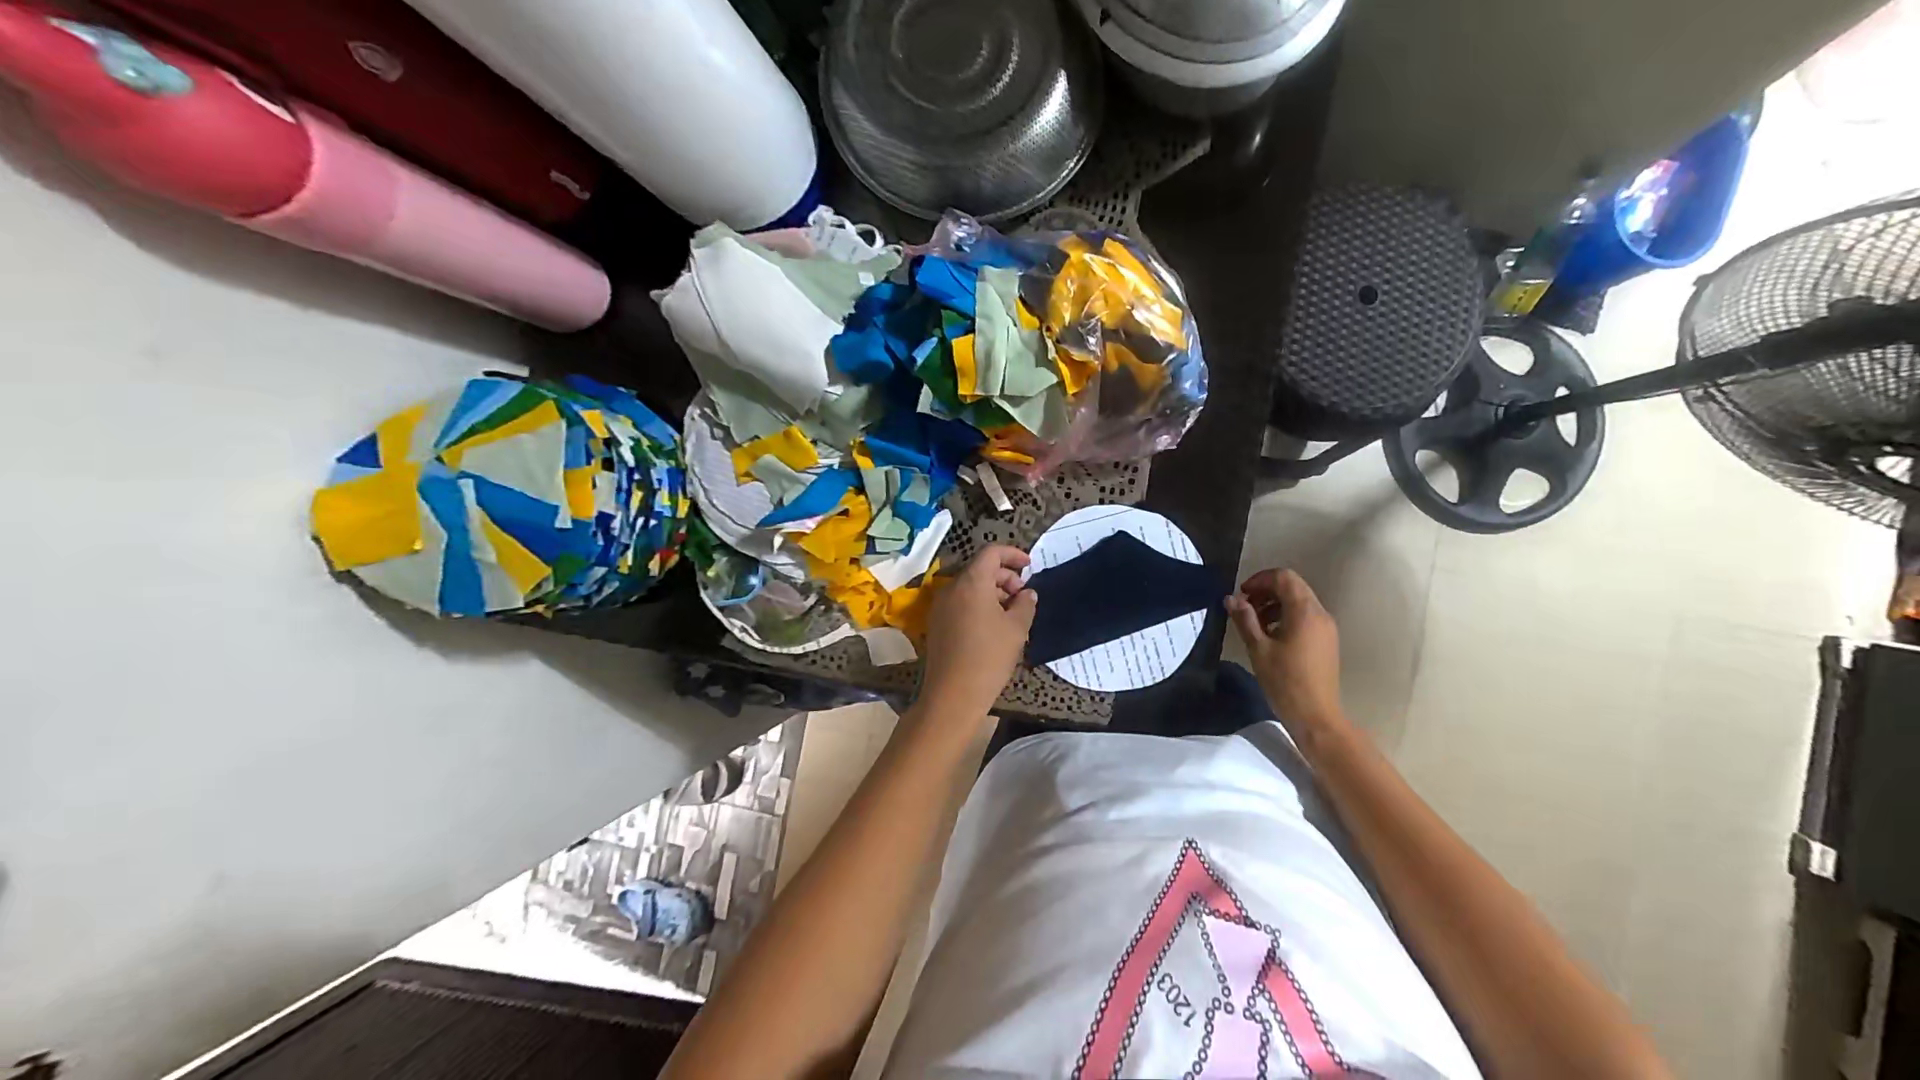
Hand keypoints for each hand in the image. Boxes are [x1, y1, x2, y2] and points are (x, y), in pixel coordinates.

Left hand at [919, 545, 1037, 719]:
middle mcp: (951, 588)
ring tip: (1012, 614)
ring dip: (992, 592)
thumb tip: (1027, 593)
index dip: (1012, 554)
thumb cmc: (989, 656)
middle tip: (1023, 597)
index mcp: (971, 582)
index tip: (1029, 566)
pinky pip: (960, 603)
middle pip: (979, 569)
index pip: (991, 553)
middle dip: (1004, 577)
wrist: (953, 694)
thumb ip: (1025, 604)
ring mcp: (940, 606)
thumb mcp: (1017, 629)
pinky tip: (993, 626)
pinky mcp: (936, 623)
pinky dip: (978, 605)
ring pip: (969, 587)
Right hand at [1226, 569, 1345, 735]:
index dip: (1260, 580)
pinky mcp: (1326, 640)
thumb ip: (1244, 619)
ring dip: (1275, 603)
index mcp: (1304, 612)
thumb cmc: (1284, 681)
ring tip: (1254, 623)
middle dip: (1266, 591)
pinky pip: (1305, 616)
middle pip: (1293, 586)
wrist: (1316, 715)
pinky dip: (1286, 616)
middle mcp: (1320, 613)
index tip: (1241, 596)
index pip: (1284, 577)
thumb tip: (1231, 599)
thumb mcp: (1258, 648)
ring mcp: (1326, 627)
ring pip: (1299, 600)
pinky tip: (1271, 635)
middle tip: (1244, 608)